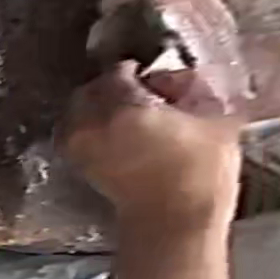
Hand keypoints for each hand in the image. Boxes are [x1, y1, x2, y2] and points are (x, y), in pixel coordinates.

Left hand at [62, 62, 242, 230]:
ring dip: (94, 104)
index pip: (114, 75)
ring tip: (125, 109)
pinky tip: (113, 128)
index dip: (131, 69)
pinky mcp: (72, 159)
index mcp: (121, 110)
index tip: (147, 71)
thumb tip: (166, 75)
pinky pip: (70, 130)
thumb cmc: (201, 162)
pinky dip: (85, 122)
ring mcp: (74, 143)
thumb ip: (186, 87)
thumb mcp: (209, 113)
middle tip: (136, 89)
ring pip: (74, 111)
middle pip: (87, 92)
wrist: (169, 209)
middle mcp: (88, 125)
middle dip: (108, 86)